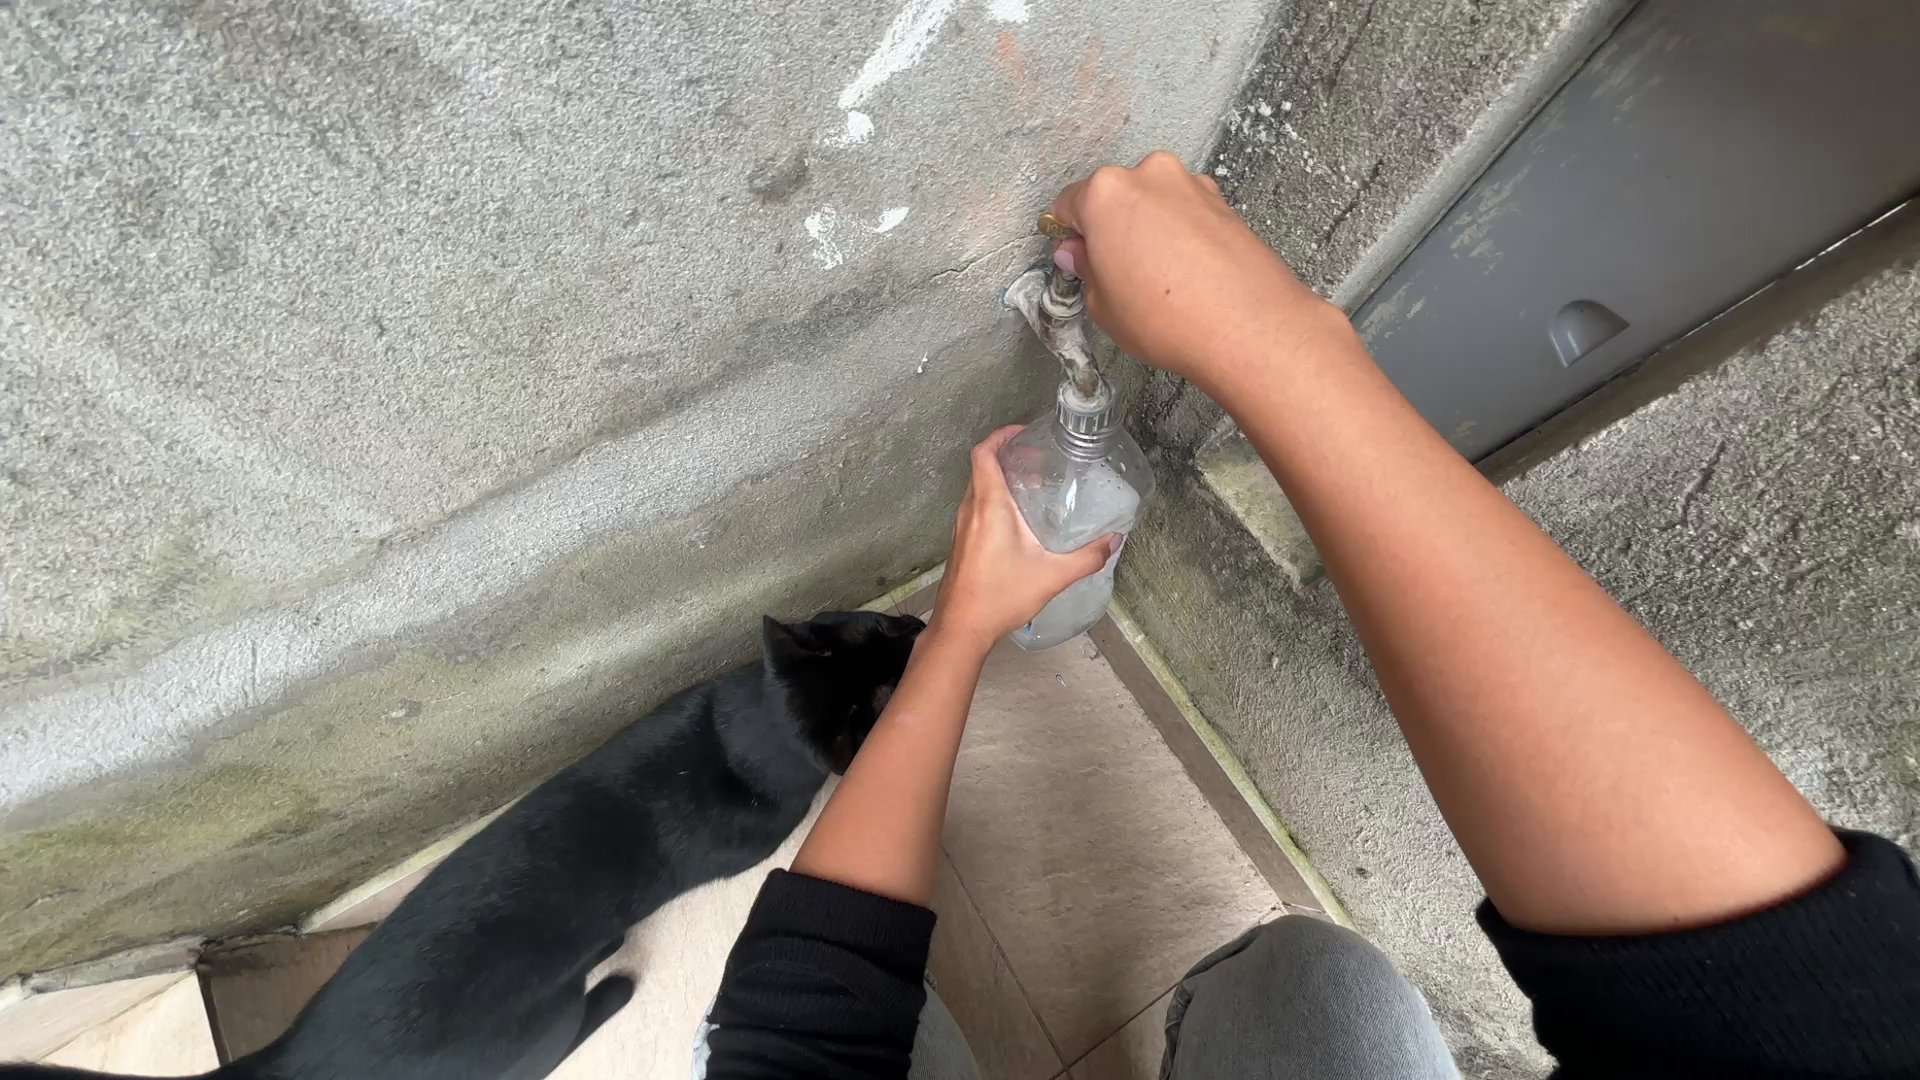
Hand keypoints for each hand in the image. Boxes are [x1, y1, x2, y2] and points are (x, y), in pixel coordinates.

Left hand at [930, 426, 1116, 649]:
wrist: (962, 628)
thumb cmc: (998, 598)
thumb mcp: (1052, 576)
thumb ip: (1086, 557)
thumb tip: (1113, 541)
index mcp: (989, 506)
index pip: (984, 453)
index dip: (1001, 435)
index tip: (1023, 432)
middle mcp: (970, 510)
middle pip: (982, 467)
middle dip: (1008, 456)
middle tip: (1038, 458)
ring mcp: (961, 527)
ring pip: (978, 488)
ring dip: (1001, 479)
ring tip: (1033, 485)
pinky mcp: (961, 543)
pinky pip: (975, 508)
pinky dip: (994, 501)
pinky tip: (1018, 520)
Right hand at [1046, 151, 1341, 392]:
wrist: (1243, 325)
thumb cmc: (1167, 316)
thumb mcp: (1102, 305)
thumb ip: (1084, 270)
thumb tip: (1077, 254)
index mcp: (1106, 194)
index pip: (1068, 204)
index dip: (1066, 235)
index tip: (1072, 257)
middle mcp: (1148, 176)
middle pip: (1112, 199)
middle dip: (1108, 230)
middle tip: (1111, 275)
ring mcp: (1188, 184)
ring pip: (1150, 204)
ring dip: (1144, 231)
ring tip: (1152, 281)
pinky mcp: (1220, 201)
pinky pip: (1182, 213)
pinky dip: (1175, 235)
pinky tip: (1180, 275)